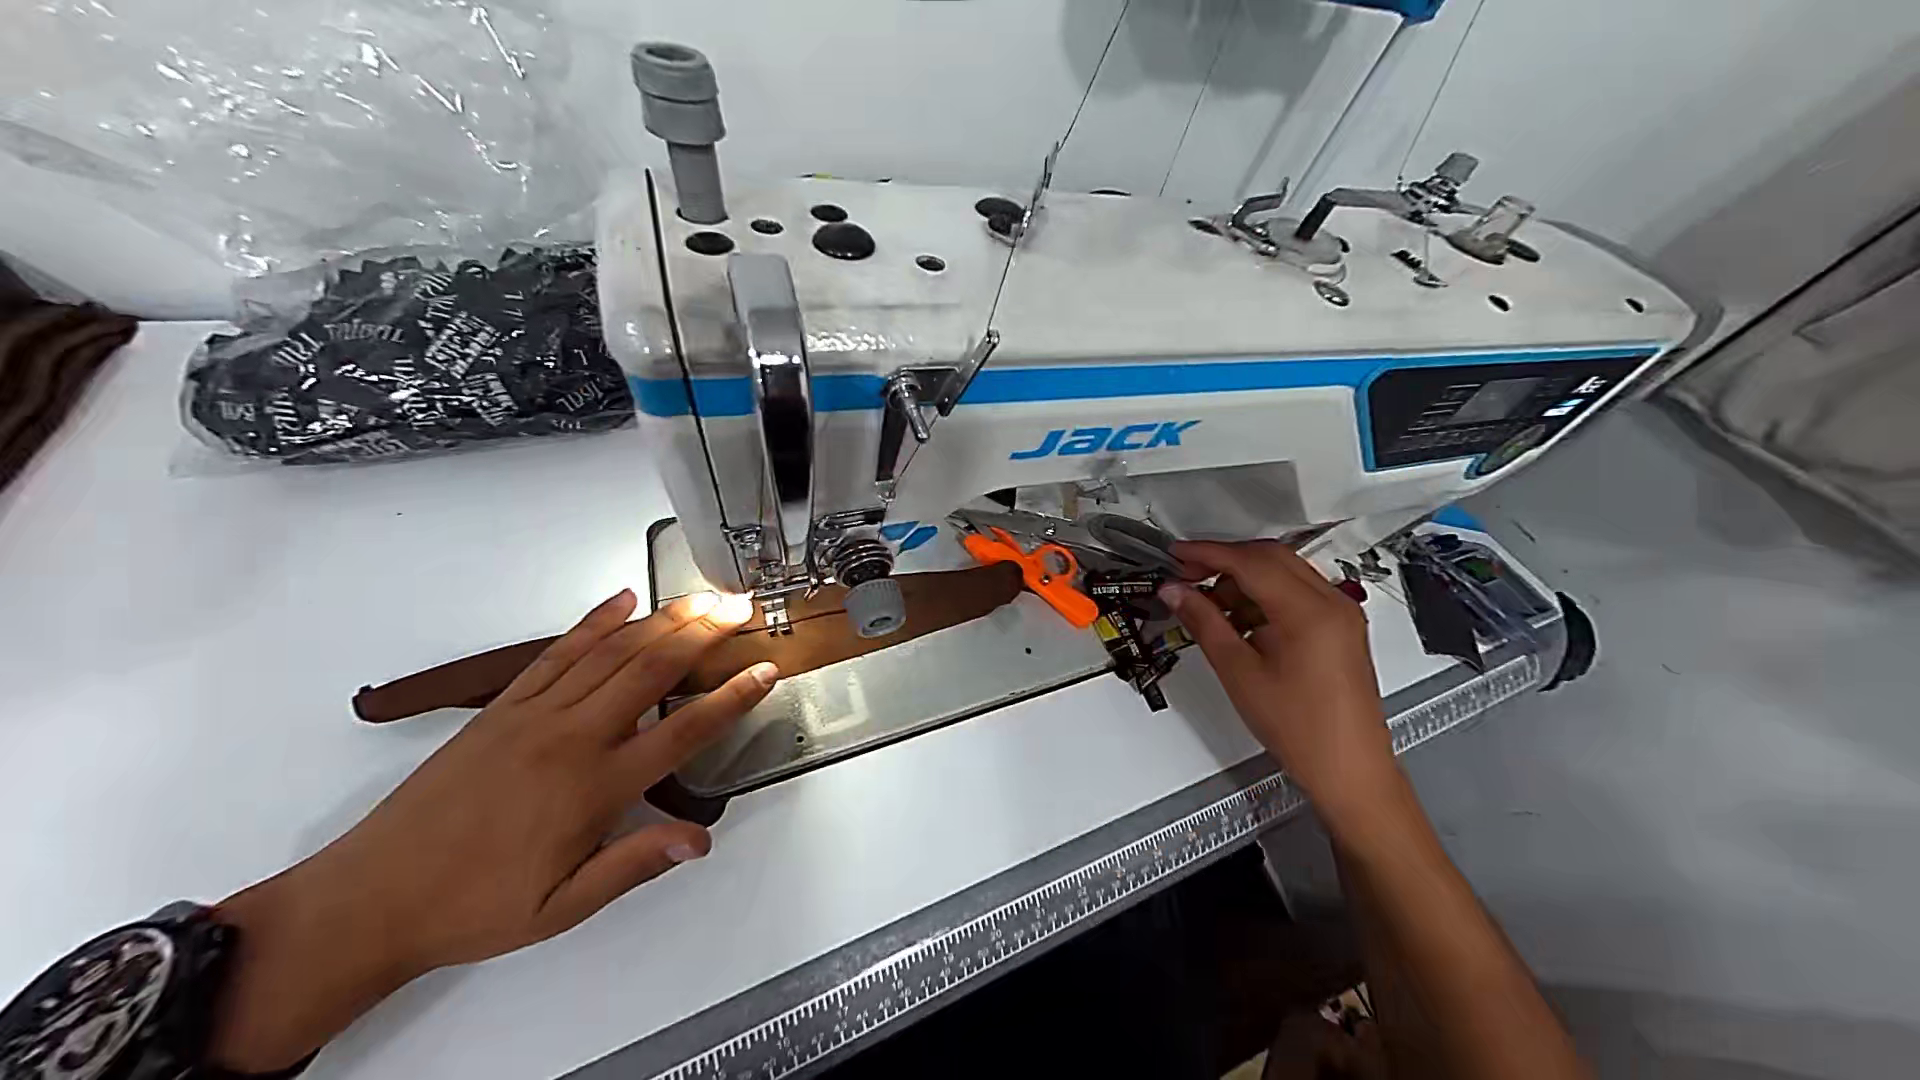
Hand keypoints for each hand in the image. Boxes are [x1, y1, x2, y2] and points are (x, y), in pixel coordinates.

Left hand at [208, 589, 772, 1071]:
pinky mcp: (503, 706)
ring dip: (663, 619)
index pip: (682, 732)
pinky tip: (623, 601)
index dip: (731, 698)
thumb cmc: (473, 907)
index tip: (764, 672)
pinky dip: (594, 622)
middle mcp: (571, 739)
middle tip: (740, 609)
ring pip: (611, 652)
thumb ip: (635, 865)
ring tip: (701, 598)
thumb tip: (699, 841)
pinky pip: (557, 652)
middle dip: (704, 634)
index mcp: (594, 788)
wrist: (370, 899)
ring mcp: (534, 715)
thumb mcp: (563, 907)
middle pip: (651, 670)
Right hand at [1159, 541, 1396, 819]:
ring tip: (1208, 604)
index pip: (1250, 561)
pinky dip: (1263, 595)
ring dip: (1243, 579)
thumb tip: (1176, 592)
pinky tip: (1238, 618)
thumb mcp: (1238, 671)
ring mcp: (1341, 613)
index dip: (1207, 553)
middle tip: (1186, 574)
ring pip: (1283, 571)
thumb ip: (1203, 621)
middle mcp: (1332, 603)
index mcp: (1309, 612)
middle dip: (1224, 560)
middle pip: (1269, 557)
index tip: (1177, 554)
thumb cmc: (1302, 728)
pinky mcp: (1340, 626)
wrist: (1347, 767)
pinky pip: (1297, 592)